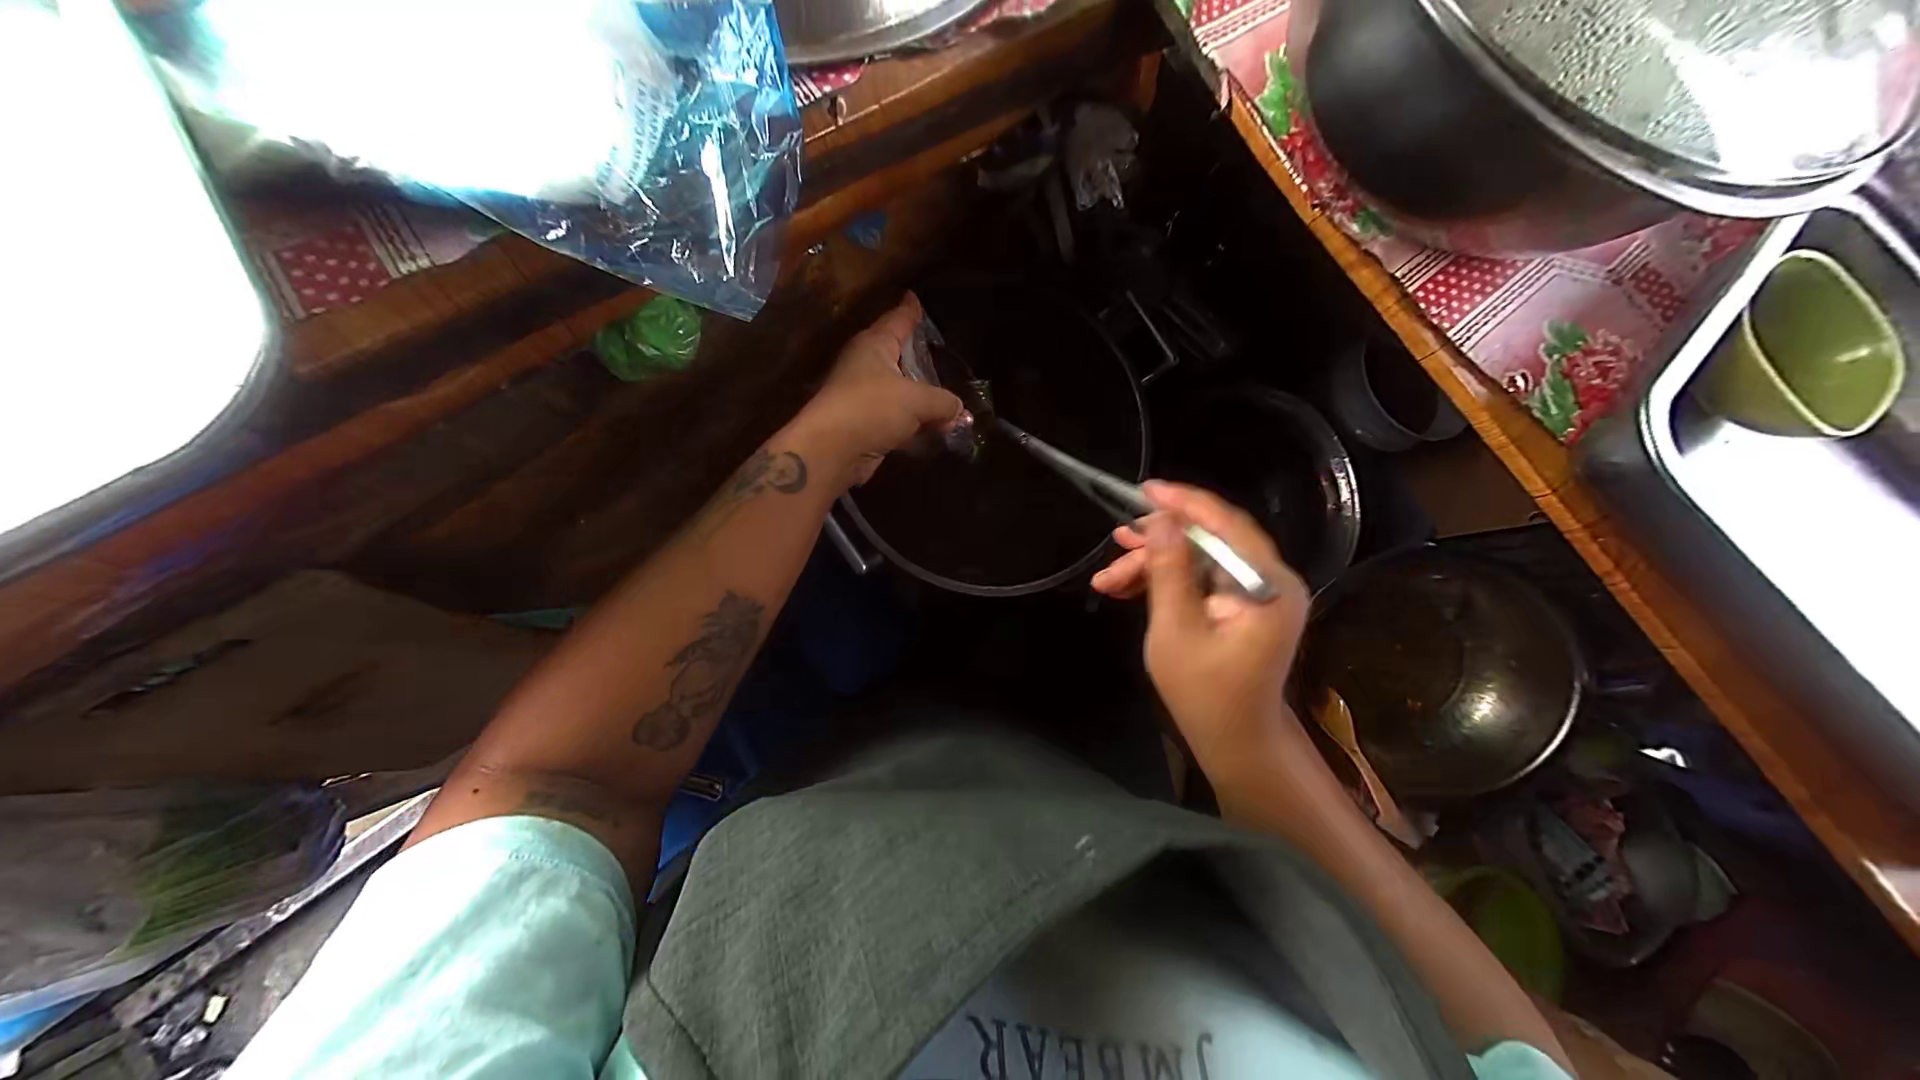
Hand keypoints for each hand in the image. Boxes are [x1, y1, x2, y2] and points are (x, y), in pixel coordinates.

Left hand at [791, 293, 963, 488]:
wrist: (832, 451)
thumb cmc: (872, 408)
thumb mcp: (917, 400)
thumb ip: (943, 402)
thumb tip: (960, 410)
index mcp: (874, 345)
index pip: (897, 319)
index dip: (910, 310)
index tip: (915, 297)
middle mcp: (867, 367)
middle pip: (899, 357)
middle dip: (921, 358)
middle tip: (945, 355)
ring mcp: (865, 398)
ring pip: (901, 393)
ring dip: (923, 400)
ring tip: (952, 404)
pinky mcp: (867, 427)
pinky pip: (899, 421)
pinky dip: (916, 425)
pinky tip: (938, 431)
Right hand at [1091, 481, 1312, 771]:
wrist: (1236, 740)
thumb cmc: (1205, 694)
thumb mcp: (1176, 631)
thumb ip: (1168, 571)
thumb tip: (1158, 519)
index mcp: (1266, 586)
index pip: (1226, 525)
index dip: (1183, 503)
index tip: (1144, 490)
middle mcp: (1272, 580)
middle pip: (1212, 538)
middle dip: (1158, 540)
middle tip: (1116, 541)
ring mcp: (1259, 592)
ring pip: (1201, 557)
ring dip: (1155, 563)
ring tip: (1108, 577)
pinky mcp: (1244, 603)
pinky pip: (1203, 577)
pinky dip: (1168, 580)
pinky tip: (1127, 588)